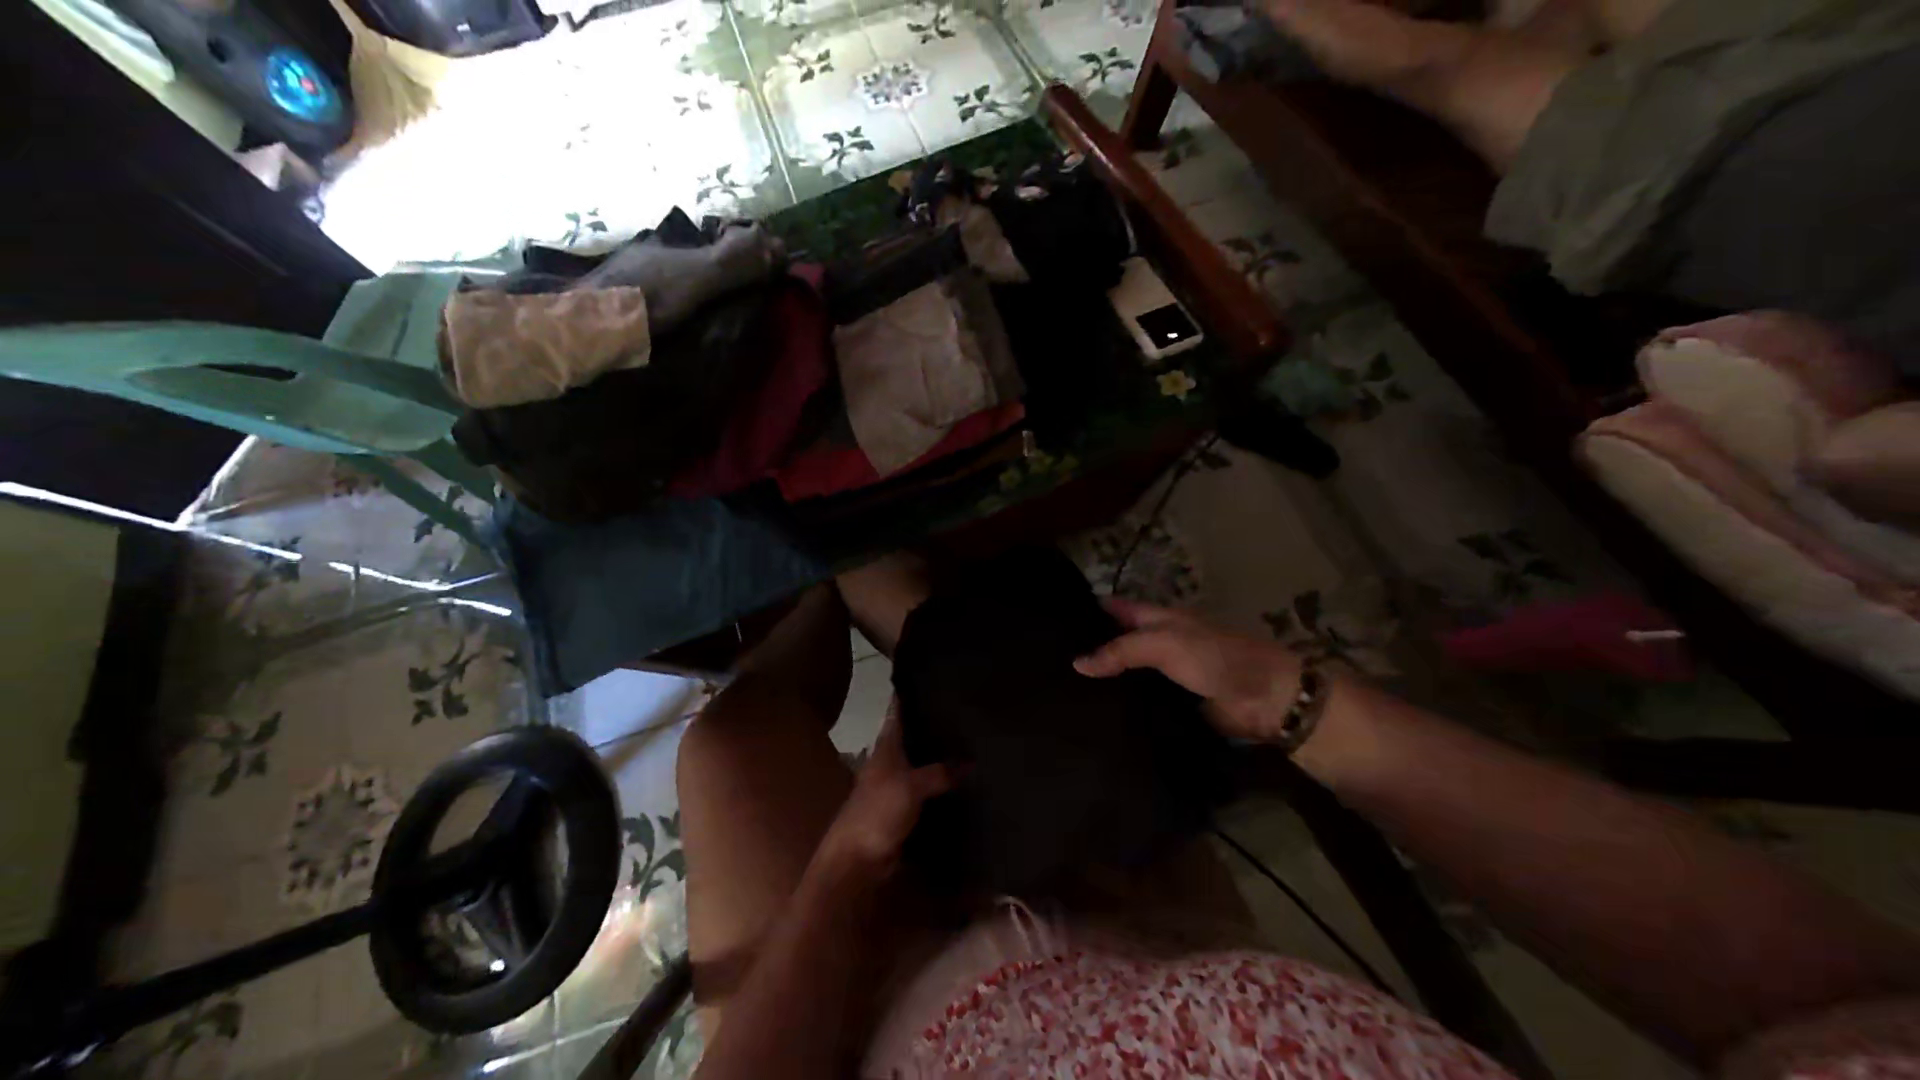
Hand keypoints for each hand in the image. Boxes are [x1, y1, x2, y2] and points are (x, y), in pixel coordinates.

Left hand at [813, 698, 957, 887]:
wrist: (857, 860)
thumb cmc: (877, 813)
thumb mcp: (911, 787)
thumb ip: (940, 772)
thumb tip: (971, 761)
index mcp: (885, 749)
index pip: (896, 713)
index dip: (907, 695)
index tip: (928, 677)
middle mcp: (889, 763)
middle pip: (911, 737)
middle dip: (931, 725)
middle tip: (963, 709)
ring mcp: (895, 788)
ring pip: (920, 764)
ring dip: (938, 757)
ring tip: (970, 742)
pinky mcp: (903, 811)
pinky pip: (927, 792)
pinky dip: (942, 786)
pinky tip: (963, 782)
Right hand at [1073, 598, 1306, 742]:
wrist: (1263, 699)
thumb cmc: (1214, 658)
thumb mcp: (1163, 643)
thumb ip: (1120, 650)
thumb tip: (1076, 664)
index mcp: (1158, 619)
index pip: (1116, 608)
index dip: (1089, 610)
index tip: (1053, 619)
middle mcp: (1158, 644)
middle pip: (1117, 643)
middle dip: (1089, 650)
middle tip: (1046, 663)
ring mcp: (1164, 676)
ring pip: (1125, 676)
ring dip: (1103, 683)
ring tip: (1062, 694)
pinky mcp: (1172, 706)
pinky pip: (1139, 705)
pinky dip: (1120, 709)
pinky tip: (1093, 718)